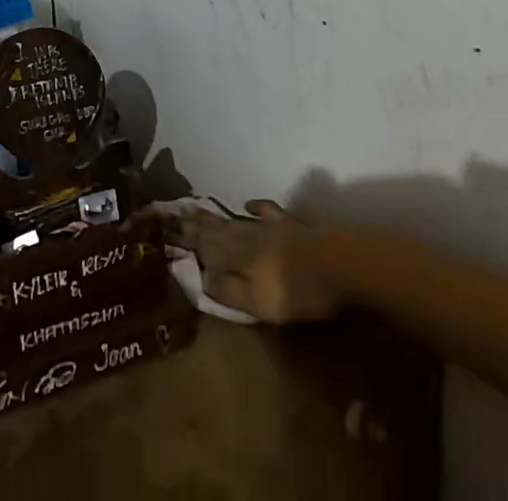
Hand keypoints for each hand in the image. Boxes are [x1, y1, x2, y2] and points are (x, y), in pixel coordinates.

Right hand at [172, 200, 342, 323]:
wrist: (342, 263)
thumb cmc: (298, 290)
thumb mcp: (257, 301)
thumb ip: (226, 289)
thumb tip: (201, 275)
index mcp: (237, 255)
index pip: (205, 246)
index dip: (186, 239)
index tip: (165, 229)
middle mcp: (248, 236)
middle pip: (217, 229)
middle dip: (195, 224)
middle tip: (174, 214)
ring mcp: (271, 227)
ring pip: (236, 219)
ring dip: (216, 216)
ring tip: (197, 208)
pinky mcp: (293, 226)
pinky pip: (267, 212)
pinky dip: (255, 207)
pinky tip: (248, 205)